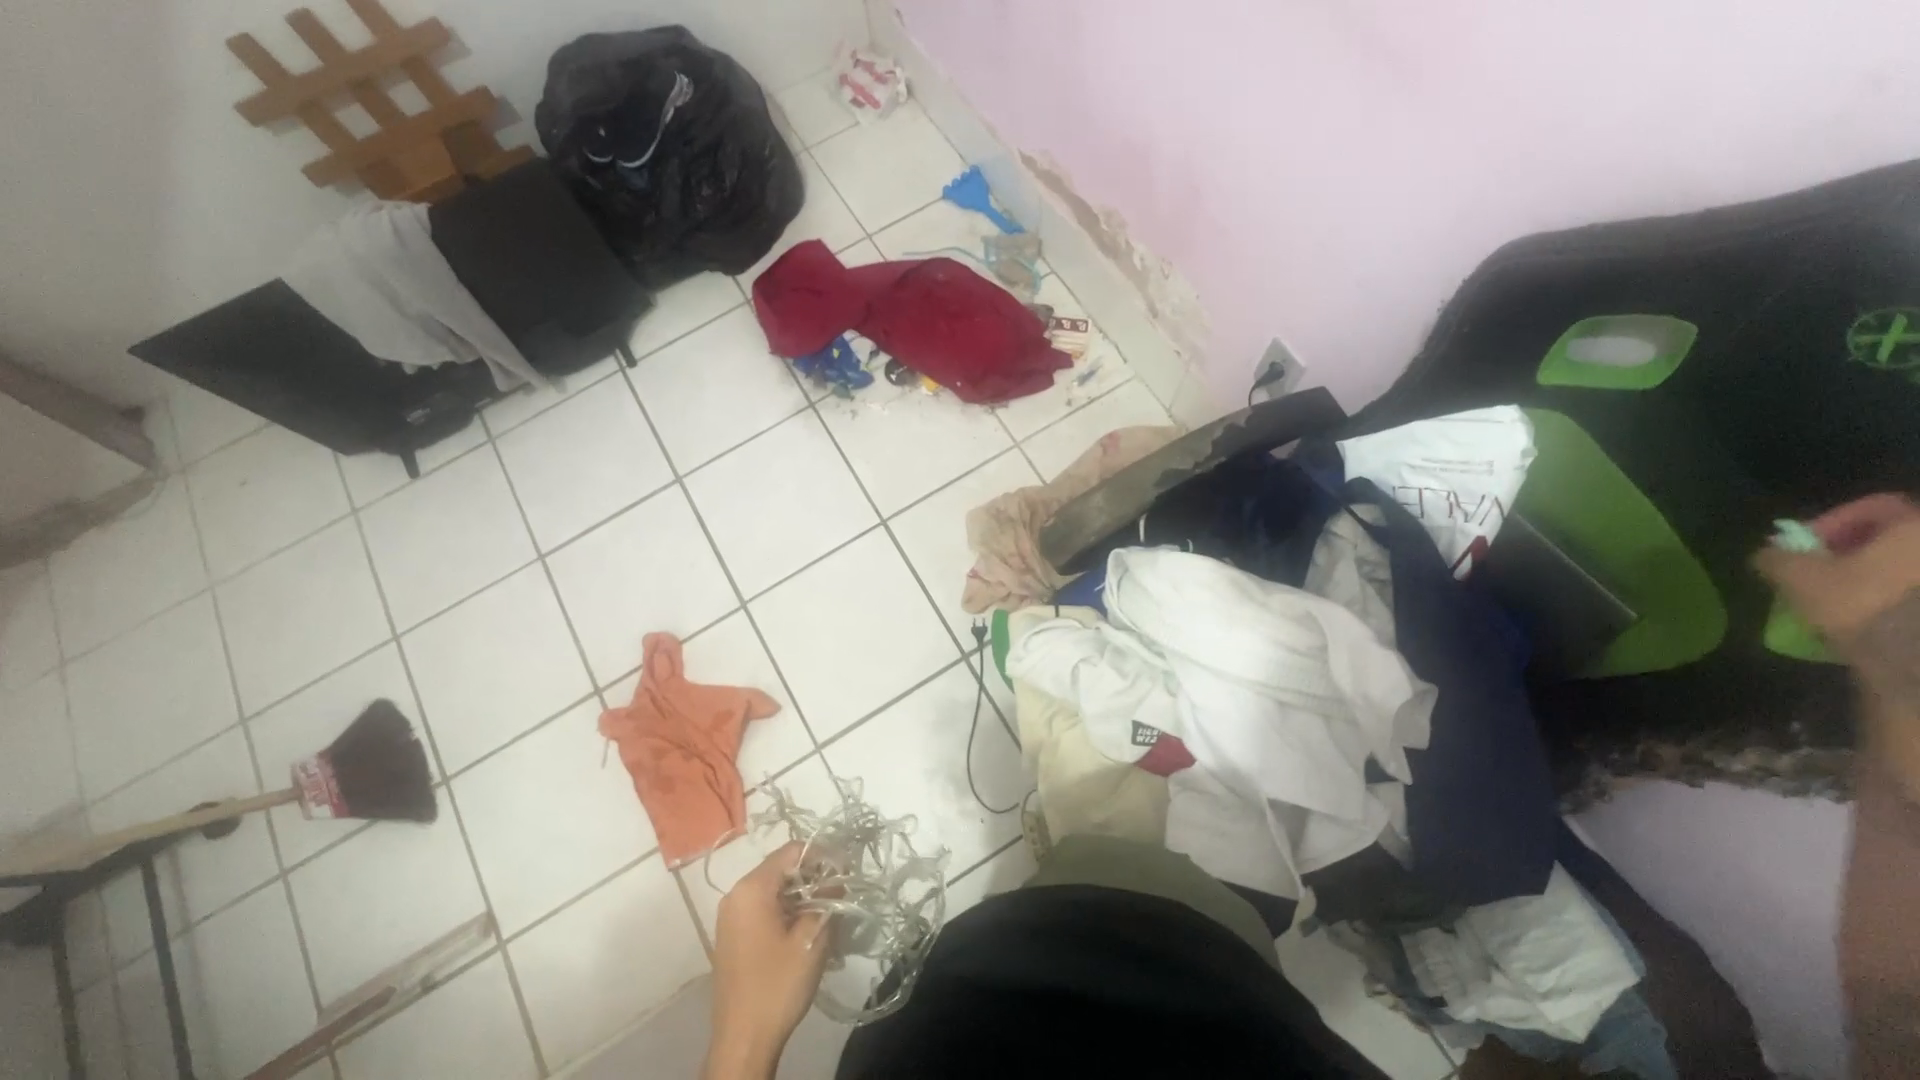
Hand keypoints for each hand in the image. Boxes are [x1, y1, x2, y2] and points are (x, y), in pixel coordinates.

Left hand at [702, 842, 830, 1079]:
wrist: (743, 1038)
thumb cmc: (778, 984)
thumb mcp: (812, 938)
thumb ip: (827, 899)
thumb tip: (838, 878)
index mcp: (751, 888)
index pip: (791, 851)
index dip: (823, 856)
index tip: (847, 873)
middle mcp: (735, 895)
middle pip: (781, 869)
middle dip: (814, 878)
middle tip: (842, 896)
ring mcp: (731, 917)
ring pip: (774, 892)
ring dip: (802, 898)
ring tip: (829, 916)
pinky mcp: (733, 937)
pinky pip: (763, 910)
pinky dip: (786, 913)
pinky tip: (806, 934)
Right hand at [1757, 494, 1919, 789]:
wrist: (1919, 660)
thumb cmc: (1863, 604)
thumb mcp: (1799, 578)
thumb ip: (1776, 558)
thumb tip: (1767, 554)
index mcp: (1915, 525)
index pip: (1875, 506)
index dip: (1832, 522)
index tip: (1806, 548)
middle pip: (1894, 539)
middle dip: (1856, 554)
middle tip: (1823, 576)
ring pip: (1905, 569)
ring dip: (1875, 580)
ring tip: (1844, 604)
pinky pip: (1915, 597)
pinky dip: (1897, 603)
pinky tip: (1873, 624)